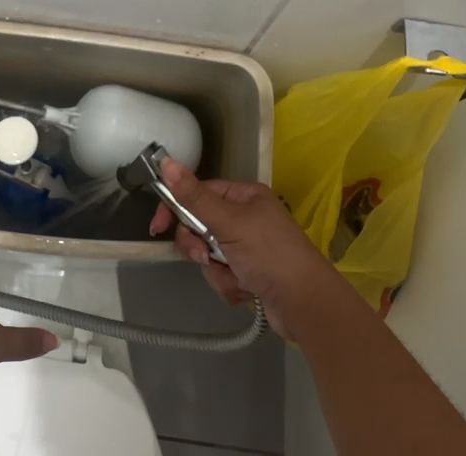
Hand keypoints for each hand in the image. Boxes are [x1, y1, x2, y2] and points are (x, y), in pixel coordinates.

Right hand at [148, 159, 344, 341]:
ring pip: (210, 255)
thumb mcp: (229, 222)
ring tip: (237, 278)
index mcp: (245, 197)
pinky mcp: (252, 275)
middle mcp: (247, 219)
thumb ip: (194, 197)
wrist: (306, 305)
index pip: (200, 194)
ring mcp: (250, 248)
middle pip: (201, 227)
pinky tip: (248, 292)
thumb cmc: (269, 254)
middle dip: (200, 247)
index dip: (177, 208)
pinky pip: (224, 276)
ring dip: (217, 271)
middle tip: (206, 256)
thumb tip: (166, 161)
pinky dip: (230, 285)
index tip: (159, 227)